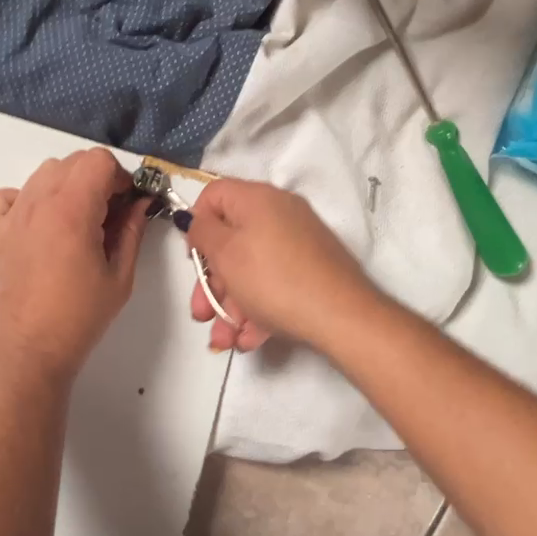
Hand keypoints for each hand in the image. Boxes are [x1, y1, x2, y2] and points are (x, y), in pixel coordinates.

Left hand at [0, 149, 147, 386]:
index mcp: (71, 207)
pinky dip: (23, 198)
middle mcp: (38, 201)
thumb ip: (132, 231)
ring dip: (67, 184)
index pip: (99, 160)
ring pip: (44, 172)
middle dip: (99, 178)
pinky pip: (5, 196)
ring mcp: (13, 215)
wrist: (28, 352)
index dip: (121, 177)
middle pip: (73, 161)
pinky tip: (39, 222)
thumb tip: (140, 204)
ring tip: (80, 220)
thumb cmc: (79, 317)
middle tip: (111, 215)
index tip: (128, 204)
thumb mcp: (120, 276)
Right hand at [187, 180, 379, 352]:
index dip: (196, 224)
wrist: (342, 316)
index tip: (193, 258)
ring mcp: (298, 243)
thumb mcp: (225, 254)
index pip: (213, 195)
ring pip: (251, 268)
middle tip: (201, 313)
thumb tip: (195, 219)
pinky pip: (275, 282)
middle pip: (231, 239)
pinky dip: (258, 308)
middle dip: (211, 282)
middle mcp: (278, 213)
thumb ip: (202, 231)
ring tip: (225, 340)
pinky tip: (249, 339)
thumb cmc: (273, 279)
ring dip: (231, 304)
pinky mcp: (311, 270)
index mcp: (257, 199)